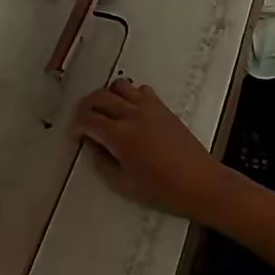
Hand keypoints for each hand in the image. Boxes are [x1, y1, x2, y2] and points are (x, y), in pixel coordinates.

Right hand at [74, 79, 245, 223]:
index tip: (75, 133)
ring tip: (104, 111)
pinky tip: (128, 109)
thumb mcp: (122, 183)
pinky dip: (129, 94)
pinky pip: (140, 90)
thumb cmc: (163, 189)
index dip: (76, 125)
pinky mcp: (163, 108)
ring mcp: (150, 108)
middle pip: (100, 96)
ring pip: (119, 86)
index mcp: (120, 136)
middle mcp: (133, 115)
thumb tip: (92, 146)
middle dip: (85, 106)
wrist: (199, 182)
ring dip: (107, 95)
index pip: (88, 119)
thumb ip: (102, 161)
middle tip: (82, 119)